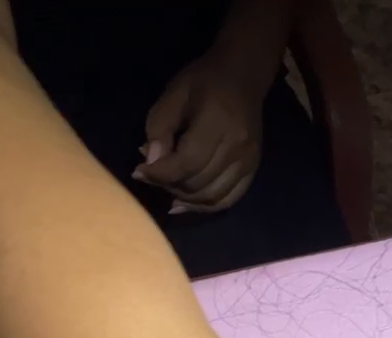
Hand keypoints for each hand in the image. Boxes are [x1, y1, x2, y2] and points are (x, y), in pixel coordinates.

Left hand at [134, 48, 269, 212]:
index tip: (139, 172)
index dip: (161, 173)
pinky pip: (227, 200)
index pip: (187, 163)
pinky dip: (205, 207)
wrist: (243, 76)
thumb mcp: (174, 94)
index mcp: (218, 123)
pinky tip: (186, 204)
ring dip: (185, 200)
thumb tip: (151, 165)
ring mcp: (248, 163)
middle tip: (152, 177)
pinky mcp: (251, 171)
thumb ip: (160, 128)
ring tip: (167, 189)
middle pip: (198, 184)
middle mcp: (237, 148)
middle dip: (169, 186)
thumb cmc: (204, 81)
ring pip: (211, 197)